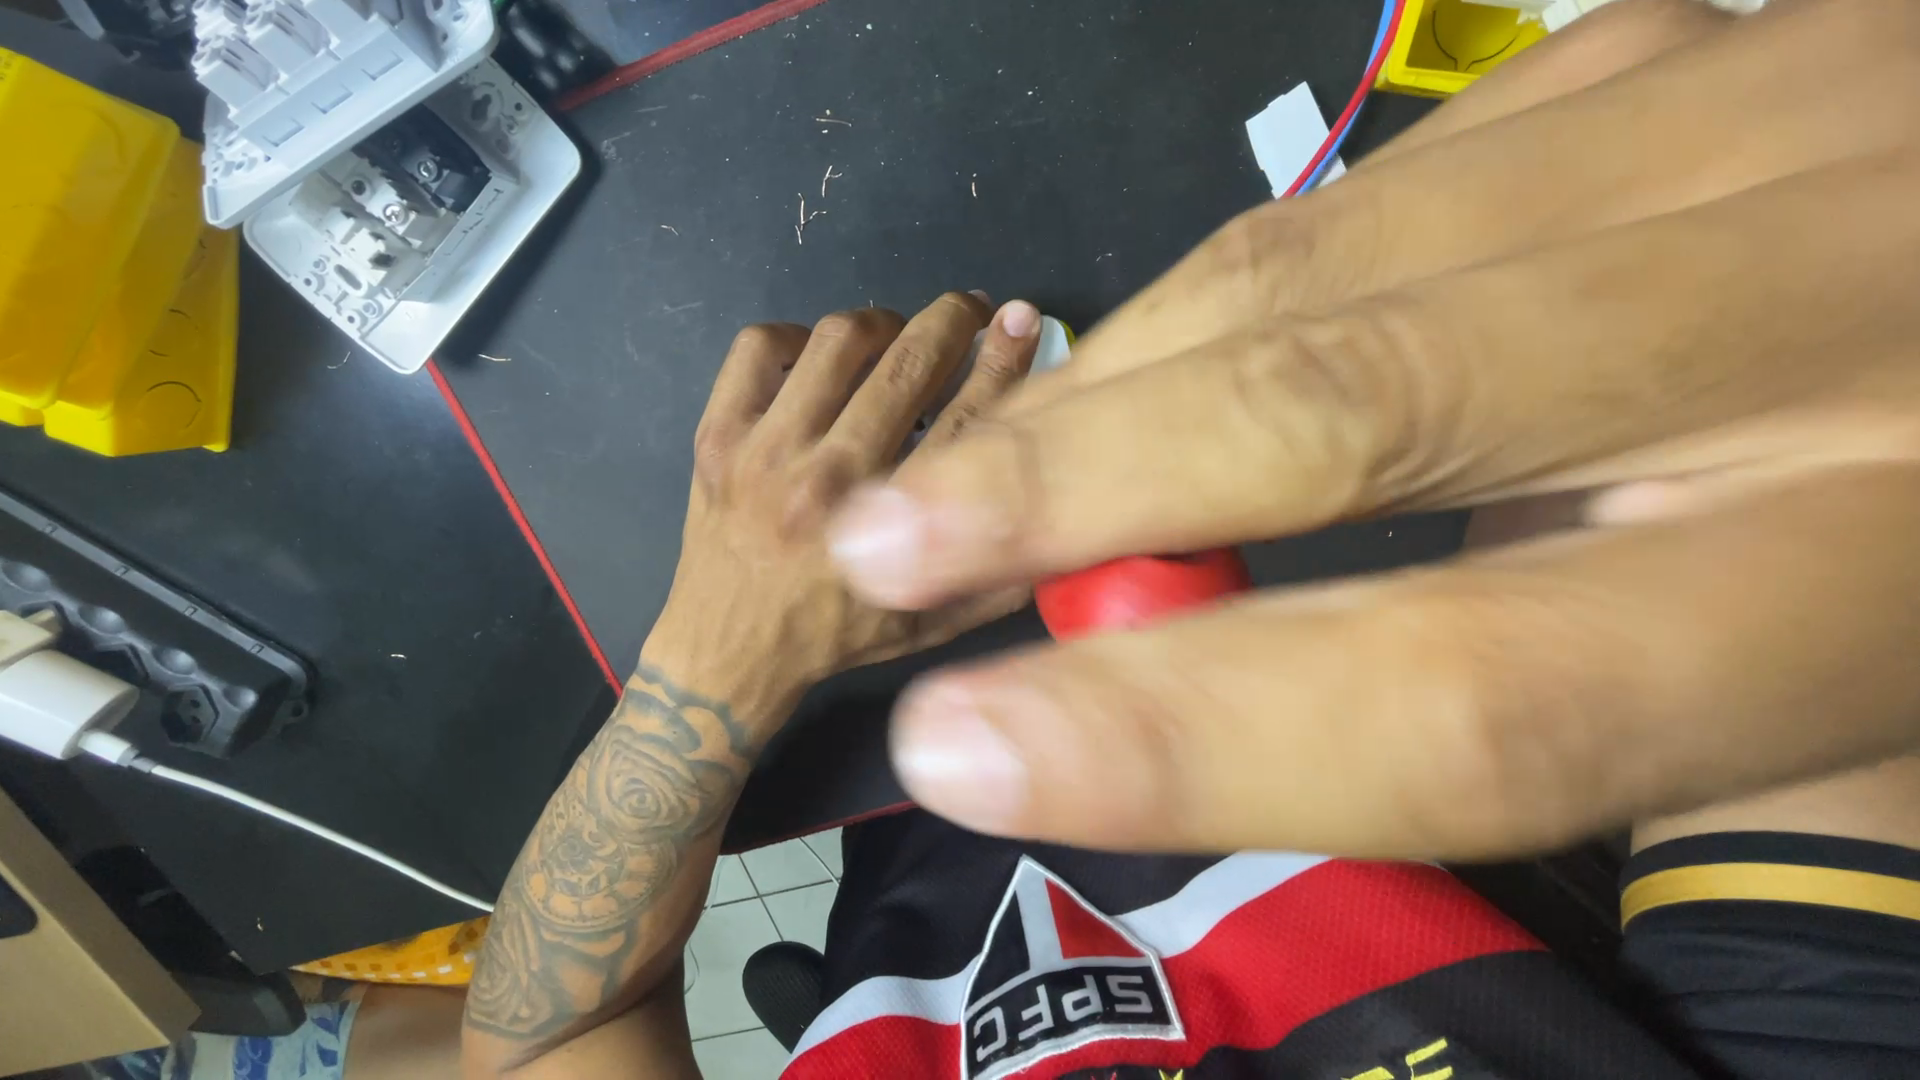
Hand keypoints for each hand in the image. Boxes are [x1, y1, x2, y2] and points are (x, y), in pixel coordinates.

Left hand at [644, 292, 1041, 728]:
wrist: (731, 653)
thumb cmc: (839, 637)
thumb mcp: (935, 624)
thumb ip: (1000, 574)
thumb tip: (1056, 501)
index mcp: (892, 527)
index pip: (967, 418)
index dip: (1005, 359)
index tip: (1018, 323)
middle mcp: (828, 480)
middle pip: (907, 364)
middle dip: (952, 319)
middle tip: (968, 311)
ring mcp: (764, 451)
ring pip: (836, 342)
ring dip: (882, 324)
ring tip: (895, 336)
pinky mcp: (718, 436)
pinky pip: (757, 349)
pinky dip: (795, 336)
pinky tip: (814, 358)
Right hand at [826, 0, 1919, 857]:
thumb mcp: (1814, 751)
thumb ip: (1504, 717)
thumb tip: (1181, 681)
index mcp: (1908, 574)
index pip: (1476, 692)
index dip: (1186, 738)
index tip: (962, 752)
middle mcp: (1845, 301)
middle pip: (1354, 401)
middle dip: (1076, 484)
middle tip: (885, 544)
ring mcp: (1760, 113)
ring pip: (1316, 257)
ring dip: (1114, 384)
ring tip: (983, 471)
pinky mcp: (1674, 43)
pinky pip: (1362, 181)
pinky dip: (1217, 291)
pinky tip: (1148, 365)